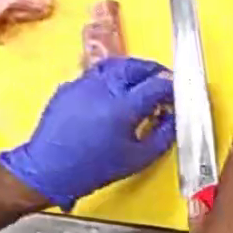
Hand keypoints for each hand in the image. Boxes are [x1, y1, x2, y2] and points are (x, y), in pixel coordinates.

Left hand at [0, 57, 175, 209]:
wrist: (52, 167)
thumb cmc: (100, 167)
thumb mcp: (140, 158)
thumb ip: (162, 136)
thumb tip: (173, 118)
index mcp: (124, 107)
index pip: (155, 85)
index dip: (171, 86)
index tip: (179, 92)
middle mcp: (104, 87)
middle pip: (134, 66)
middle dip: (153, 70)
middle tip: (164, 80)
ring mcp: (84, 82)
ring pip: (114, 64)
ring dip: (133, 69)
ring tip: (142, 80)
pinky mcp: (70, 85)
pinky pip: (96, 73)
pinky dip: (113, 76)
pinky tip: (116, 92)